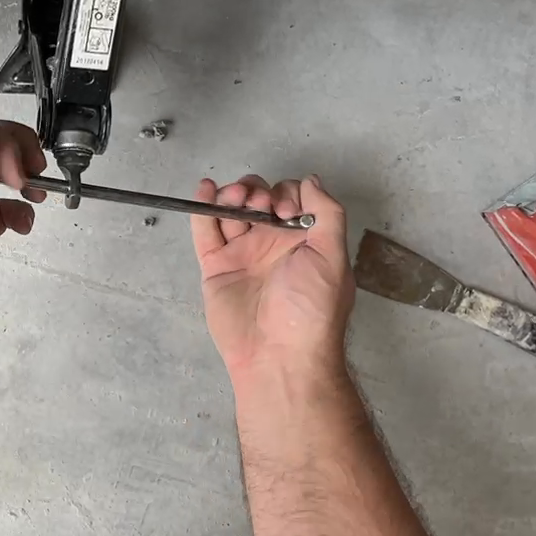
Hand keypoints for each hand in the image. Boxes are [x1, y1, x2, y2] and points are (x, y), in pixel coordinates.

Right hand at [191, 175, 354, 384]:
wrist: (278, 354)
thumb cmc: (311, 308)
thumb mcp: (333, 257)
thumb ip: (327, 213)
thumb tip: (311, 180)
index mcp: (304, 241)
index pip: (292, 199)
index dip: (288, 194)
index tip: (287, 212)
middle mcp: (273, 244)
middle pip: (259, 199)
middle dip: (258, 191)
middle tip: (263, 207)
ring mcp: (242, 254)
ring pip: (232, 210)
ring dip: (233, 193)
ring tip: (235, 197)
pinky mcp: (216, 266)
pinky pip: (205, 231)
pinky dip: (203, 207)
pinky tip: (205, 189)